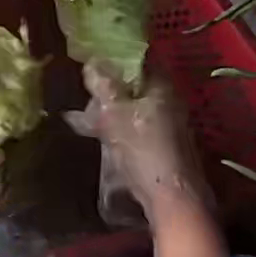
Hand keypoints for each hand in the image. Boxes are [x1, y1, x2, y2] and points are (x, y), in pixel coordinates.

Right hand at [66, 64, 209, 218]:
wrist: (171, 197)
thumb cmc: (142, 149)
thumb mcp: (114, 113)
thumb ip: (103, 86)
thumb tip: (91, 61)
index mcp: (162, 87)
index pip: (140, 60)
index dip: (116, 58)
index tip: (92, 61)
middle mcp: (170, 102)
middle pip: (136, 86)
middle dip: (109, 88)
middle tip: (85, 92)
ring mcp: (169, 125)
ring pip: (134, 108)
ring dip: (111, 110)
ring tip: (84, 119)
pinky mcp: (164, 146)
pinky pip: (136, 128)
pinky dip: (118, 128)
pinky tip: (100, 137)